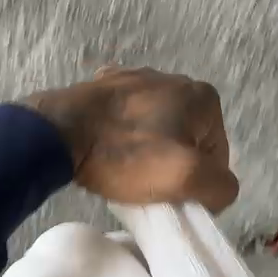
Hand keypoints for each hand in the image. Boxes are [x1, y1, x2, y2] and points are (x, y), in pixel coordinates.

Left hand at [21, 66, 236, 211]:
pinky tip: (103, 150)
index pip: (216, 154)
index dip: (198, 183)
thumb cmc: (124, 155)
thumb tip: (218, 190)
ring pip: (152, 128)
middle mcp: (172, 79)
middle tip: (143, 186)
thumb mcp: (185, 178)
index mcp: (202, 96)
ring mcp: (133, 79)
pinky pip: (121, 120)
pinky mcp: (100, 87)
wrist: (58, 133)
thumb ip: (219, 186)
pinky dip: (117, 136)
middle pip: (184, 140)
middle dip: (169, 165)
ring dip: (143, 151)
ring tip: (120, 172)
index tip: (170, 198)